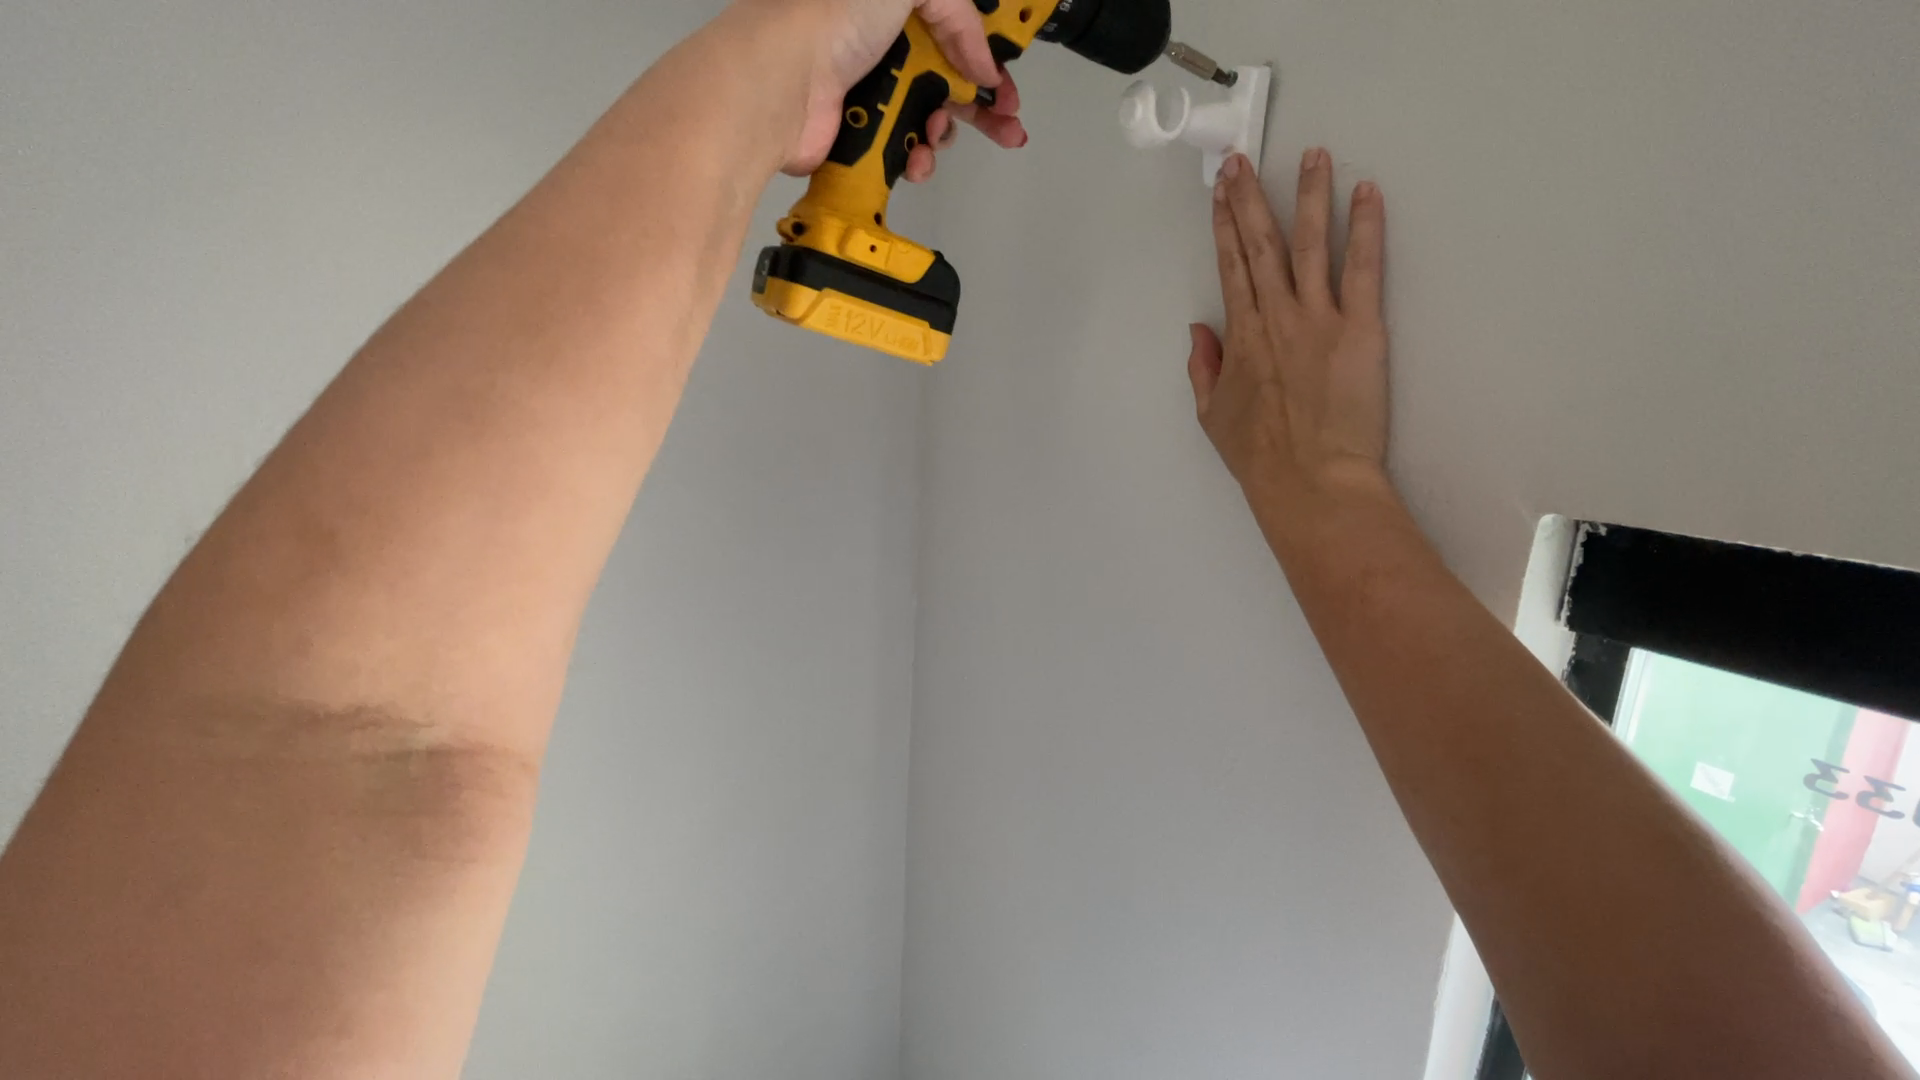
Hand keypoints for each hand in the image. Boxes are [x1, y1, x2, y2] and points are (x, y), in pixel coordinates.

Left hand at [746, 0, 1028, 177]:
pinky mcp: (861, 137)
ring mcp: (872, 95)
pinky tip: (917, 160)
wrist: (779, 83)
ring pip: (929, 121)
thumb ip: (956, 11)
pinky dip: (917, 159)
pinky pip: (904, 152)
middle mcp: (884, 47)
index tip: (1008, 82)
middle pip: (949, 80)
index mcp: (894, 9)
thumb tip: (983, 65)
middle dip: (984, 107)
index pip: (954, 30)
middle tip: (1010, 131)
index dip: (987, 55)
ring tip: (940, 138)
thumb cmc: (831, 17)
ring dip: (946, 135)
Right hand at [1187, 149, 1390, 533]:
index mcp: (1240, 337)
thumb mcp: (1212, 415)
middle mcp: (1275, 317)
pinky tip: (1366, 193)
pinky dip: (1365, 229)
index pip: (1230, 268)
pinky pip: (1363, 270)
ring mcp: (1319, 319)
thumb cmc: (1258, 455)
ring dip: (1309, 197)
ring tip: (1314, 154)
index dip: (1224, 227)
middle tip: (1245, 160)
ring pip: (1309, 246)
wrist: (1310, 480)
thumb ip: (1203, 367)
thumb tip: (1199, 327)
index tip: (1221, 192)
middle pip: (1260, 246)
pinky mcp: (1361, 329)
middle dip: (1250, 199)